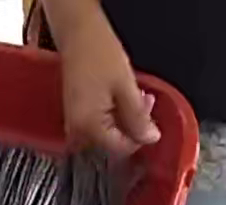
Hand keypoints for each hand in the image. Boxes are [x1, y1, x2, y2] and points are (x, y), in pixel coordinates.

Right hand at [57, 16, 158, 156]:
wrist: (77, 34)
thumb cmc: (99, 54)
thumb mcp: (125, 86)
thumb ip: (138, 118)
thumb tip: (151, 139)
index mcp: (89, 129)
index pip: (121, 148)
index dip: (139, 136)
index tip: (150, 116)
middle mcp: (78, 135)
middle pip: (113, 144)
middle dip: (133, 127)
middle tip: (145, 101)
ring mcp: (74, 129)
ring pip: (108, 137)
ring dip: (125, 122)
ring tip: (134, 96)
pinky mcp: (75, 121)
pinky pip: (98, 129)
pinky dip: (113, 118)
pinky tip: (120, 100)